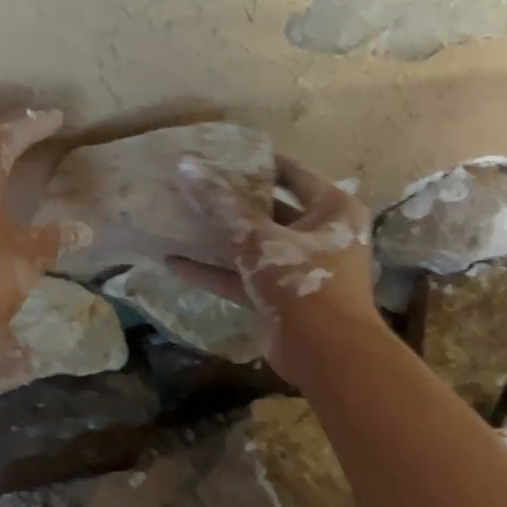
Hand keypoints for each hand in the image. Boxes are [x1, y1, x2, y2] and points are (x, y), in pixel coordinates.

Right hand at [167, 155, 379, 378]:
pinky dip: (212, 270)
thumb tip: (186, 167)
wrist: (326, 354)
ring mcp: (298, 268)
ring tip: (178, 217)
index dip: (258, 162)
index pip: (292, 174)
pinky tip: (174, 262)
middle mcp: (320, 235)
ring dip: (217, 236)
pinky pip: (241, 277)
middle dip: (230, 201)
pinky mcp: (278, 298)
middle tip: (193, 183)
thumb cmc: (303, 281)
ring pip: (252, 245)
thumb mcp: (258, 238)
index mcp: (332, 210)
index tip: (222, 152)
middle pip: (269, 209)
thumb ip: (221, 205)